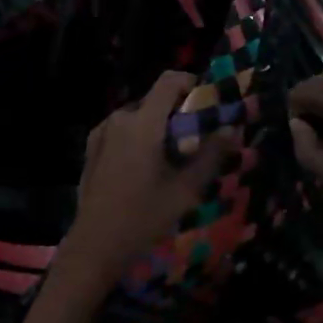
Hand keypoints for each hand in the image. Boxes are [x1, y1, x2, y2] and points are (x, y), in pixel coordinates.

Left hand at [62, 72, 239, 281]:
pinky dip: (138, 135)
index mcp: (142, 122)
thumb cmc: (144, 216)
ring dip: (157, 125)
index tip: (207, 102)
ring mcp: (101, 130)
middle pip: (154, 99)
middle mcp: (119, 118)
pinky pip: (121, 129)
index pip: (168, 81)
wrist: (96, 242)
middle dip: (177, 111)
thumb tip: (231, 128)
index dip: (190, 83)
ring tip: (171, 156)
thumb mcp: (186, 190)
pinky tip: (144, 165)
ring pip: (137, 115)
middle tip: (195, 138)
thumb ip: (211, 155)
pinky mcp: (91, 145)